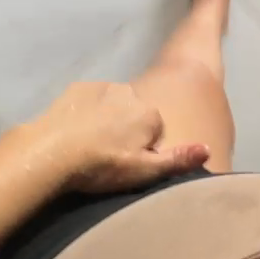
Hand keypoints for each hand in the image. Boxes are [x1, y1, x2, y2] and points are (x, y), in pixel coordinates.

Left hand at [31, 82, 209, 193]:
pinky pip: (90, 99)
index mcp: (150, 113)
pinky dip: (86, 112)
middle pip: (135, 114)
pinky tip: (74, 131)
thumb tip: (208, 149)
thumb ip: (177, 159)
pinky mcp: (79, 87)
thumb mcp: (142, 172)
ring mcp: (104, 87)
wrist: (51, 151)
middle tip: (107, 157)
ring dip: (107, 120)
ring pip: (113, 105)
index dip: (143, 149)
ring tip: (88, 146)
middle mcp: (132, 92)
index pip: (156, 130)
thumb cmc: (101, 166)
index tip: (125, 164)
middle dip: (126, 130)